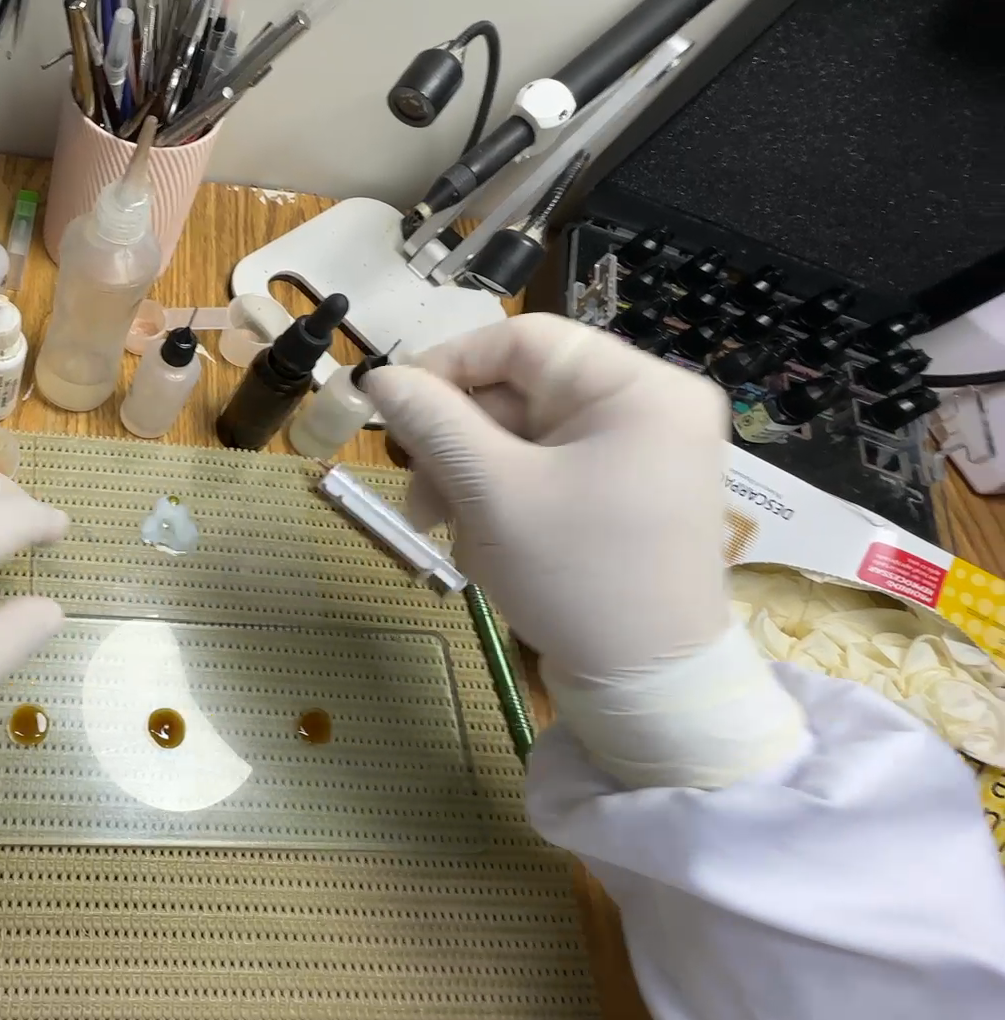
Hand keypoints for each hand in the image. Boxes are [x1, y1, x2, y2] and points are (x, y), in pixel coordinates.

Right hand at [366, 314, 805, 786]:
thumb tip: (376, 377)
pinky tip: (476, 537)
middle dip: (450, 440)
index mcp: (635, 389)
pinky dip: (490, 496)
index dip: (445, 365)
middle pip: (513, 392)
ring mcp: (628, 453)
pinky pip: (531, 470)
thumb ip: (432, 424)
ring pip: (513, 436)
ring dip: (461, 475)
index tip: (389, 406)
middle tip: (413, 488)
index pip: (520, 340)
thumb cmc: (574, 572)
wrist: (642, 679)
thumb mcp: (490, 491)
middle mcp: (640, 408)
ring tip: (437, 523)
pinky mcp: (611, 491)